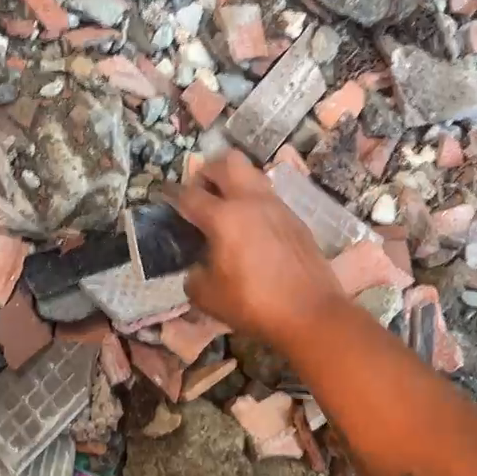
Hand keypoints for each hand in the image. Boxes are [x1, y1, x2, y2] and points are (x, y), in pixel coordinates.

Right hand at [167, 150, 347, 352]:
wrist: (312, 313)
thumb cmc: (254, 305)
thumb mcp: (207, 298)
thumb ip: (194, 275)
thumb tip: (198, 266)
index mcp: (223, 218)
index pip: (189, 195)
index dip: (172, 195)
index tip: (165, 199)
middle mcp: (250, 202)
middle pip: (226, 162)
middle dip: (207, 172)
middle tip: (200, 195)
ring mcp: (277, 207)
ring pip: (251, 173)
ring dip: (234, 182)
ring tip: (227, 209)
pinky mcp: (295, 219)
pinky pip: (268, 196)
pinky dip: (254, 202)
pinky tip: (252, 229)